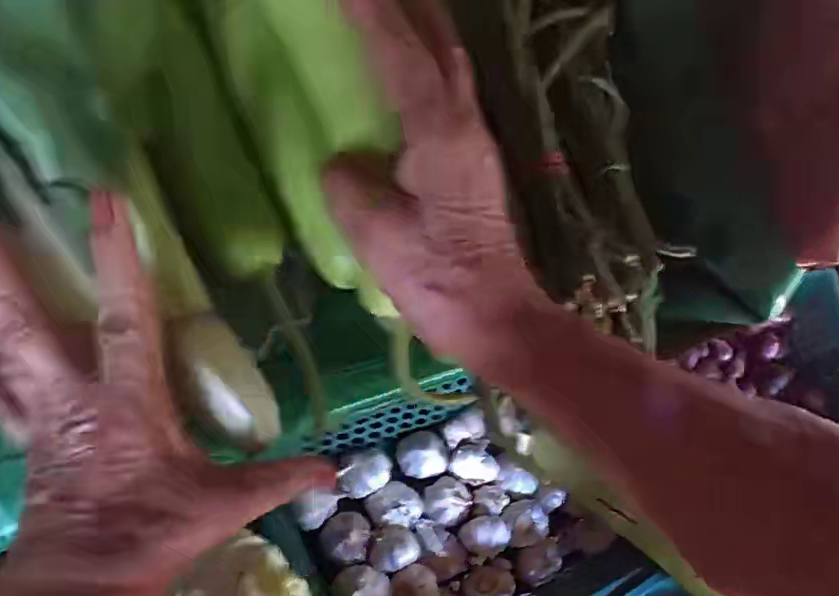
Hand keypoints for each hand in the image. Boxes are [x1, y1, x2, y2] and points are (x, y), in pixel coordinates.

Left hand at [0, 166, 331, 595]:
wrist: (85, 585)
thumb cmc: (153, 537)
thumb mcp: (224, 506)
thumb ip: (278, 480)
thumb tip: (333, 468)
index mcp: (127, 407)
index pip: (125, 323)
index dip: (118, 262)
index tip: (104, 195)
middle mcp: (70, 398)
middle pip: (13, 313)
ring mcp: (39, 415)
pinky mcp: (26, 437)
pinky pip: (1, 388)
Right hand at [323, 0, 552, 360]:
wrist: (495, 320)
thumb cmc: (441, 283)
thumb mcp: (380, 239)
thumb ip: (350, 189)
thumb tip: (342, 164)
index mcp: (441, 133)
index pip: (402, 50)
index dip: (369, 11)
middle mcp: (466, 126)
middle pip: (439, 41)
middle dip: (405, 4)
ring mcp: (477, 147)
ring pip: (450, 66)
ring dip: (420, 28)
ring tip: (387, 13)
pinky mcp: (475, 171)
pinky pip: (449, 97)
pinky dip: (426, 69)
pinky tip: (408, 78)